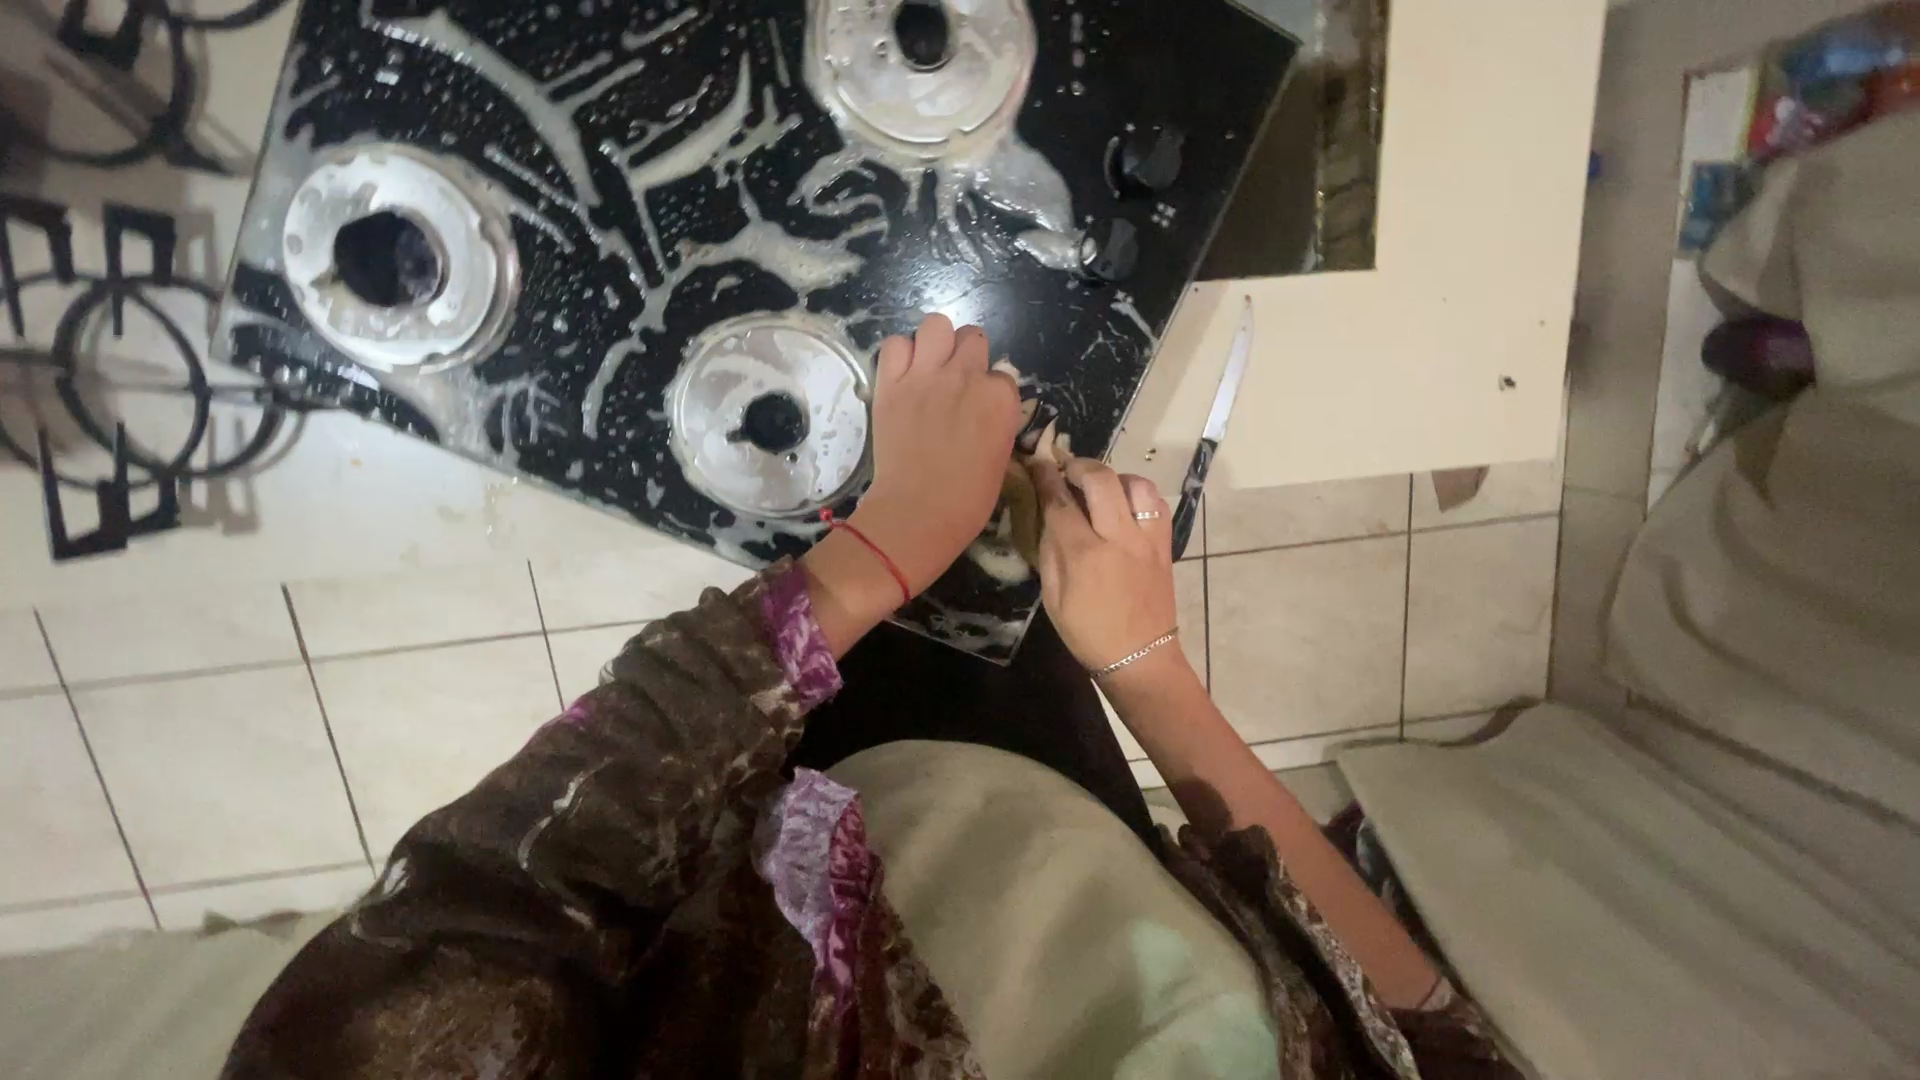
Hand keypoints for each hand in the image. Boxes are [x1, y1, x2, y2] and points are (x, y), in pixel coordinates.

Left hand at [802, 315, 1021, 654]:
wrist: (919, 513)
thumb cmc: (968, 500)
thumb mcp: (1000, 458)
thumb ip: (997, 423)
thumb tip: (985, 411)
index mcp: (1001, 399)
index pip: (1001, 376)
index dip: (989, 392)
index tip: (979, 412)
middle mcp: (966, 377)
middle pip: (973, 339)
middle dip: (967, 357)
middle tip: (955, 384)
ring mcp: (926, 376)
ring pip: (936, 325)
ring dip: (936, 342)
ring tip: (929, 367)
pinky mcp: (891, 384)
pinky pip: (894, 344)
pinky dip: (900, 355)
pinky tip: (902, 375)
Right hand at [1028, 456, 1190, 681]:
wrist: (1140, 657)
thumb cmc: (1087, 633)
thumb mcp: (1052, 597)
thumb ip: (1050, 550)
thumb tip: (1050, 515)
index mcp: (1084, 555)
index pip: (1060, 502)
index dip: (1045, 477)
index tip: (1036, 463)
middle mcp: (1119, 538)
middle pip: (1100, 479)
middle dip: (1079, 465)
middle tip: (1065, 469)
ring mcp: (1147, 539)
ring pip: (1135, 484)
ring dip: (1113, 476)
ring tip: (1098, 486)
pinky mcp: (1165, 545)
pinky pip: (1156, 503)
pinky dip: (1138, 493)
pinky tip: (1124, 502)